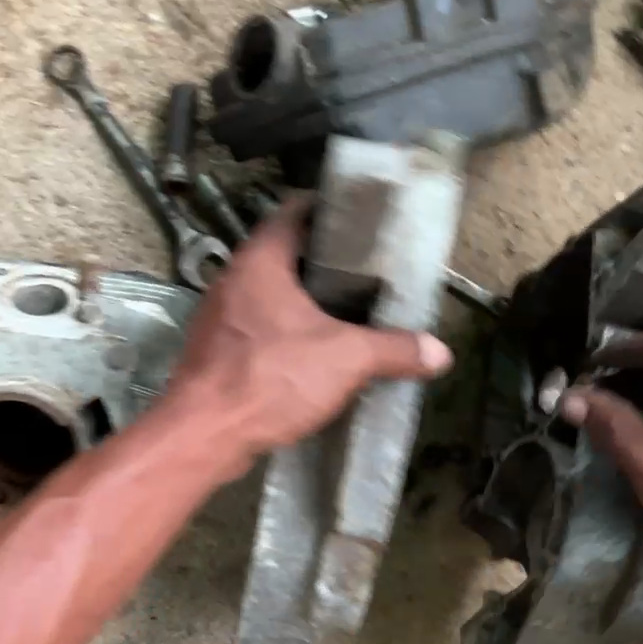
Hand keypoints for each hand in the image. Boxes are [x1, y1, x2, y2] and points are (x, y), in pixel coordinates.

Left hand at [164, 200, 452, 455]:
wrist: (203, 434)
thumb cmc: (270, 378)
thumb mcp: (345, 359)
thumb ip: (393, 350)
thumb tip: (440, 352)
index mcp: (259, 261)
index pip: (293, 212)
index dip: (328, 209)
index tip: (362, 217)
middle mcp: (232, 279)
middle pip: (281, 254)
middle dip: (322, 261)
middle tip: (366, 269)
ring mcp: (217, 316)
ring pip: (267, 294)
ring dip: (301, 301)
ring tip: (346, 310)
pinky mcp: (213, 350)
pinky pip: (255, 328)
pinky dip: (283, 332)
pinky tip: (311, 351)